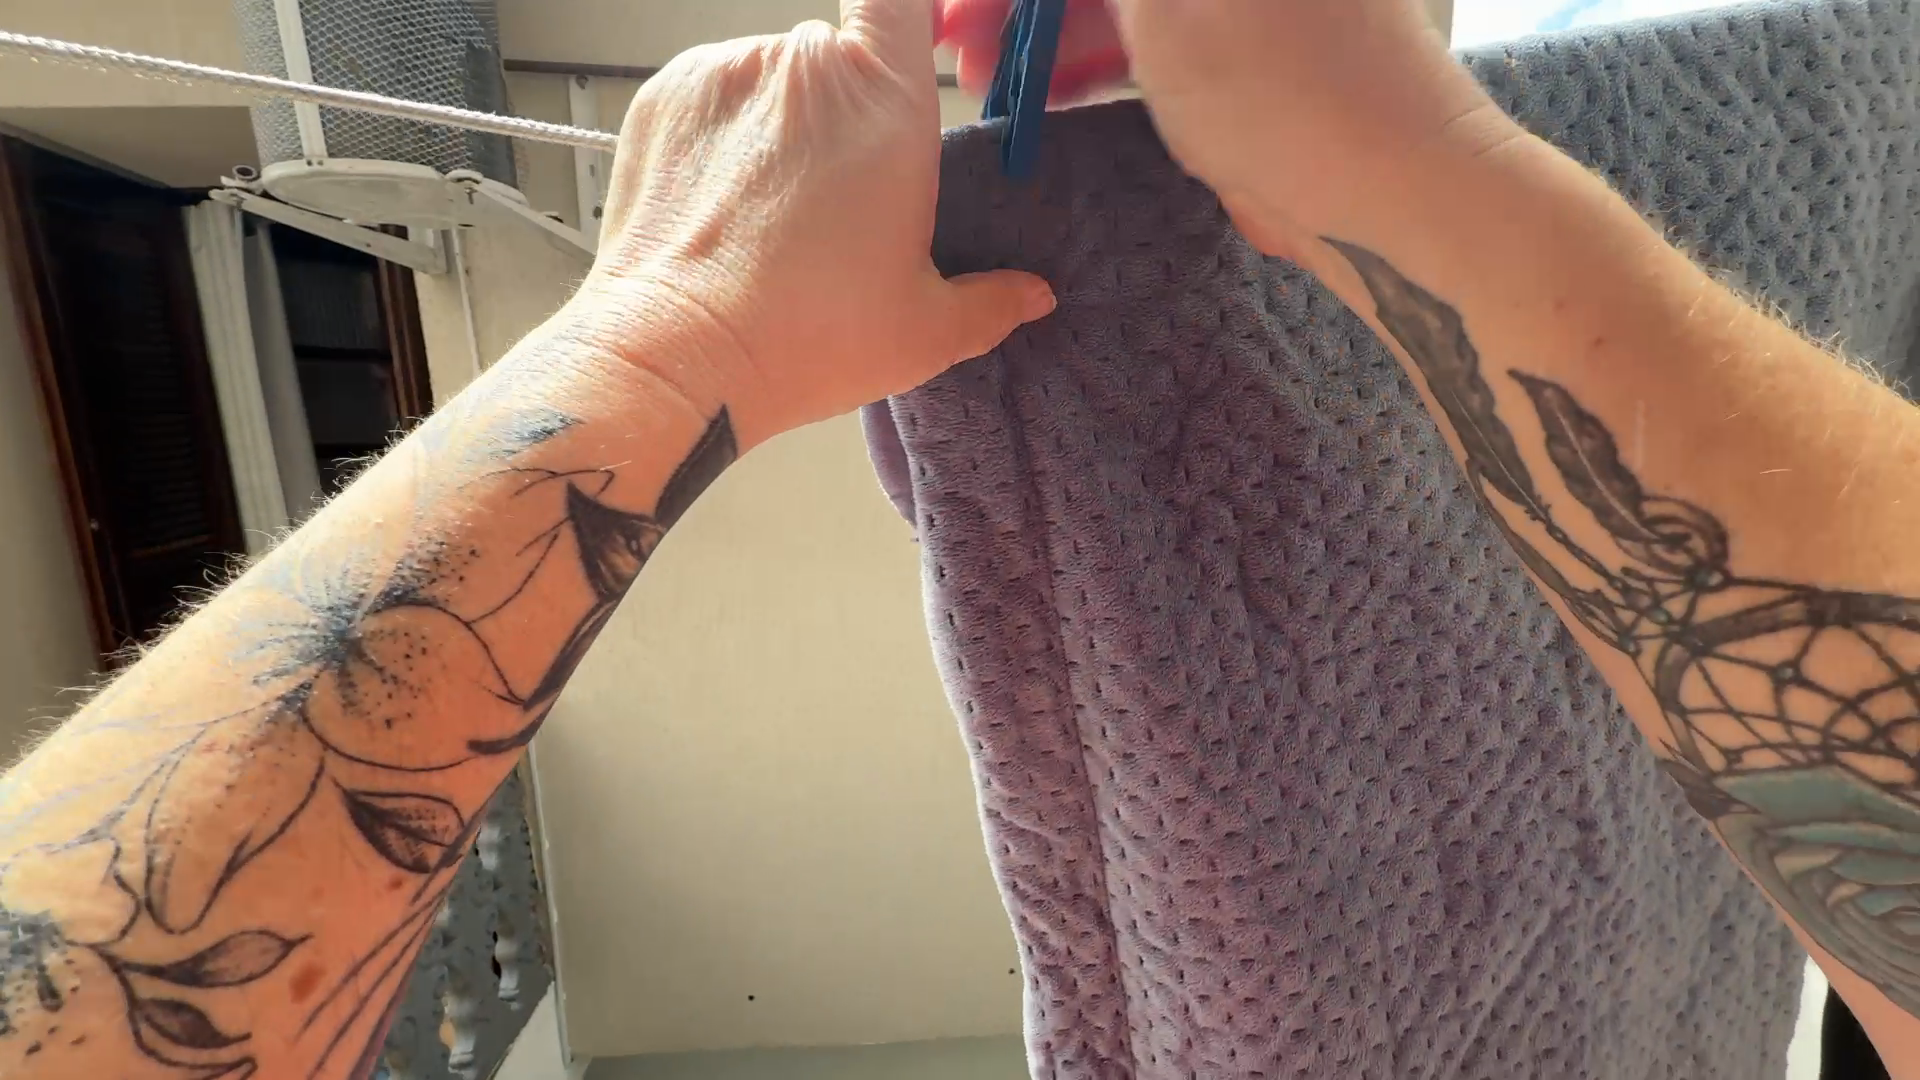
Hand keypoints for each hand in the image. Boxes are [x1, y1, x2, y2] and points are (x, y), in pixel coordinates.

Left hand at [573, 0, 1057, 446]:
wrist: (680, 357)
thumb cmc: (810, 339)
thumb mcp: (924, 333)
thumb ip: (990, 304)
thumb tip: (1032, 296)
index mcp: (886, 102)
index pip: (906, 0)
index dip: (914, 17)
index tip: (915, 57)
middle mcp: (803, 64)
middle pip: (839, 60)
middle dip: (847, 120)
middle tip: (839, 210)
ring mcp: (725, 72)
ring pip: (774, 84)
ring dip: (783, 136)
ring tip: (772, 225)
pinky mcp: (663, 98)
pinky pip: (714, 100)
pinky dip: (727, 143)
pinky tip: (725, 215)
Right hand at [940, 0, 1509, 256]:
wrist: (1369, 186)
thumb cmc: (1276, 84)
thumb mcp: (1170, 3)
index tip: (966, 6)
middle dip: (1026, 4)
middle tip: (959, 41)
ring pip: (1117, 5)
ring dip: (1045, 35)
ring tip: (978, 73)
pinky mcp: (1226, 47)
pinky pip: (1140, 40)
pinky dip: (1086, 61)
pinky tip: (1036, 87)